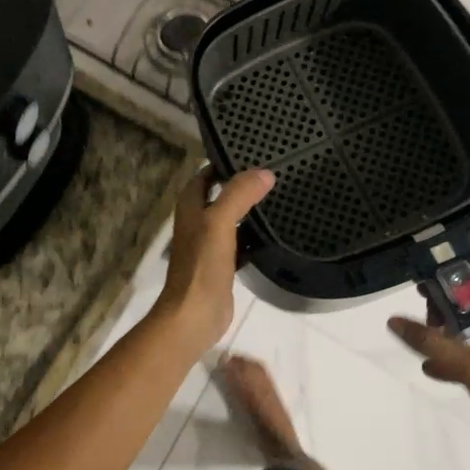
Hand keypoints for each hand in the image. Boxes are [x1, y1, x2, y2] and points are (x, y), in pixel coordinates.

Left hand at [152, 168, 274, 353]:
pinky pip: (240, 243)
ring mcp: (209, 244)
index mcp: (190, 206)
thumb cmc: (202, 264)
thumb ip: (239, 194)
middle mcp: (197, 221)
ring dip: (249, 210)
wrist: (195, 314)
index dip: (225, 164)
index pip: (206, 175)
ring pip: (232, 219)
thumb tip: (264, 173)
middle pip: (220, 195)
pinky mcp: (222, 265)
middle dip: (241, 185)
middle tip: (273, 175)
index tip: (253, 155)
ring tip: (279, 197)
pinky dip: (254, 236)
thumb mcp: (219, 221)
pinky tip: (275, 233)